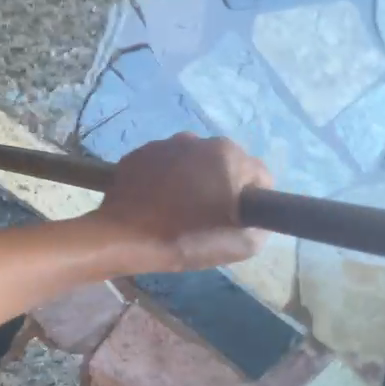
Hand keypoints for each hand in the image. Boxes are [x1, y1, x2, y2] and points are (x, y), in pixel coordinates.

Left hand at [92, 134, 272, 272]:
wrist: (123, 239)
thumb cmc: (185, 240)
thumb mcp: (242, 244)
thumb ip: (262, 225)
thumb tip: (256, 219)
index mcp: (228, 154)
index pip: (256, 176)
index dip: (251, 201)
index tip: (235, 219)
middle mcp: (195, 140)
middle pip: (222, 165)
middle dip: (220, 186)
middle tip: (204, 215)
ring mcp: (161, 145)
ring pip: (190, 162)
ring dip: (190, 179)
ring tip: (176, 208)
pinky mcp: (134, 156)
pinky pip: (160, 165)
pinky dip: (162, 178)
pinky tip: (154, 201)